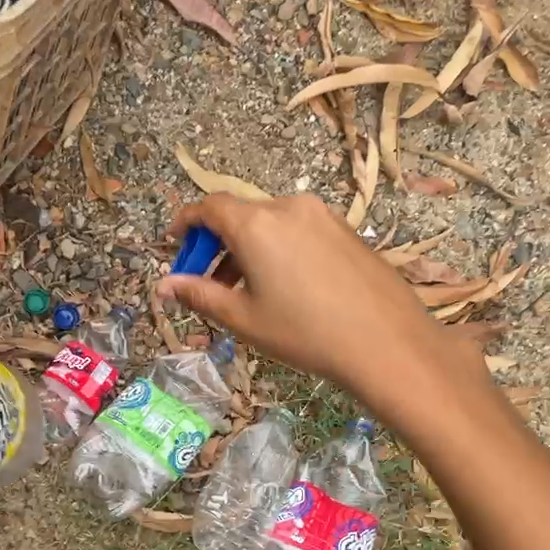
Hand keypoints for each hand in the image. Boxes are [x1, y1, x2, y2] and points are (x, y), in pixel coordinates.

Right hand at [157, 194, 487, 413]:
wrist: (386, 342)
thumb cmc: (303, 332)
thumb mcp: (242, 317)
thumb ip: (198, 294)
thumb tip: (163, 286)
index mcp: (256, 225)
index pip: (208, 207)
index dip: (184, 223)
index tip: (172, 245)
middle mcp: (288, 209)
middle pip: (238, 215)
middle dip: (213, 244)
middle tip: (202, 281)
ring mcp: (320, 216)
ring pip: (266, 223)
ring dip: (242, 249)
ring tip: (238, 291)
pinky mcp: (343, 230)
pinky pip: (294, 229)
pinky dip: (272, 248)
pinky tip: (276, 287)